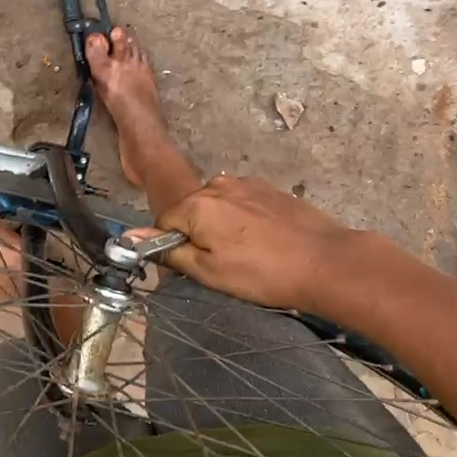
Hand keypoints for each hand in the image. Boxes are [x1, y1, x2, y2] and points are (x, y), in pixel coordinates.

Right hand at [150, 176, 382, 312]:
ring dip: (222, 226)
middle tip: (223, 265)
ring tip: (248, 255)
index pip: (164, 223)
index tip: (194, 267)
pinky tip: (264, 242)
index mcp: (196, 204)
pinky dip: (245, 221)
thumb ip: (168, 250)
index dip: (174, 247)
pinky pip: (242, 203)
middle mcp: (216, 184)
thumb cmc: (263, 273)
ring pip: (217, 207)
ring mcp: (245, 183)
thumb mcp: (208, 272)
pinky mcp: (269, 188)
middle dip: (198, 235)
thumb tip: (129, 237)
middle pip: (190, 211)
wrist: (326, 262)